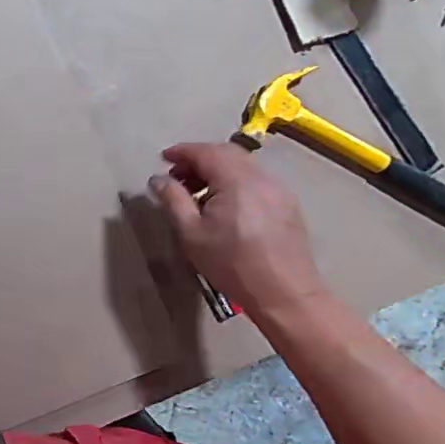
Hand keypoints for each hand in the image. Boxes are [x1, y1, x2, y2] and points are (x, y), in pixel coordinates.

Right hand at [148, 141, 328, 316]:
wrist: (283, 292)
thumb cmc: (231, 263)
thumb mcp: (191, 233)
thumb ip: (173, 200)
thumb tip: (158, 179)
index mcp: (237, 181)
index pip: (206, 152)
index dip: (182, 151)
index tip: (163, 158)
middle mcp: (262, 177)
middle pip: (227, 153)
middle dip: (199, 158)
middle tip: (177, 176)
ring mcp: (279, 189)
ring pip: (243, 166)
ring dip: (217, 170)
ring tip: (197, 193)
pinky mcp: (287, 204)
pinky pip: (255, 180)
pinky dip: (234, 181)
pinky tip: (223, 205)